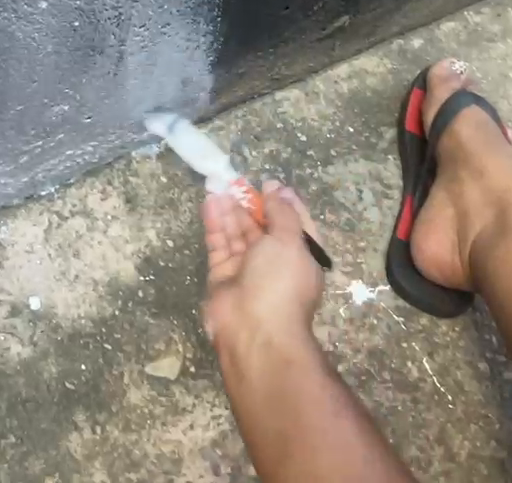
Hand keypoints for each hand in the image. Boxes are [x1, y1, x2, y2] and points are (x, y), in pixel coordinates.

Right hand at [201, 181, 324, 351]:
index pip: (295, 224)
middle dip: (250, 204)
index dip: (283, 203)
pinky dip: (215, 224)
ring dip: (229, 210)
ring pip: (238, 233)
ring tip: (217, 186)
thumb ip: (282, 212)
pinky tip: (210, 203)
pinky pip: (220, 244)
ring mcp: (248, 270)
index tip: (269, 184)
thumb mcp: (290, 241)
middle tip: (234, 181)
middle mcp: (275, 263)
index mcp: (301, 257)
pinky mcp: (223, 275)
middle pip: (262, 227)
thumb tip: (277, 188)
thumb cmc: (281, 282)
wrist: (254, 330)